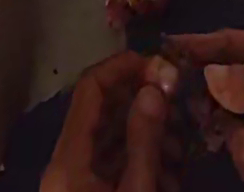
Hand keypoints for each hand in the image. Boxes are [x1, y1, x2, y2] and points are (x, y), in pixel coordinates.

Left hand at [43, 52, 175, 191]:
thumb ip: (143, 142)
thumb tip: (153, 86)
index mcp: (67, 161)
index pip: (89, 88)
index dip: (121, 67)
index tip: (157, 64)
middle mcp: (64, 165)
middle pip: (100, 111)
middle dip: (140, 101)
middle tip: (175, 101)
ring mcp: (74, 184)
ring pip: (110, 138)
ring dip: (145, 133)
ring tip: (179, 144)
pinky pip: (111, 165)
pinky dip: (138, 160)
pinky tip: (168, 173)